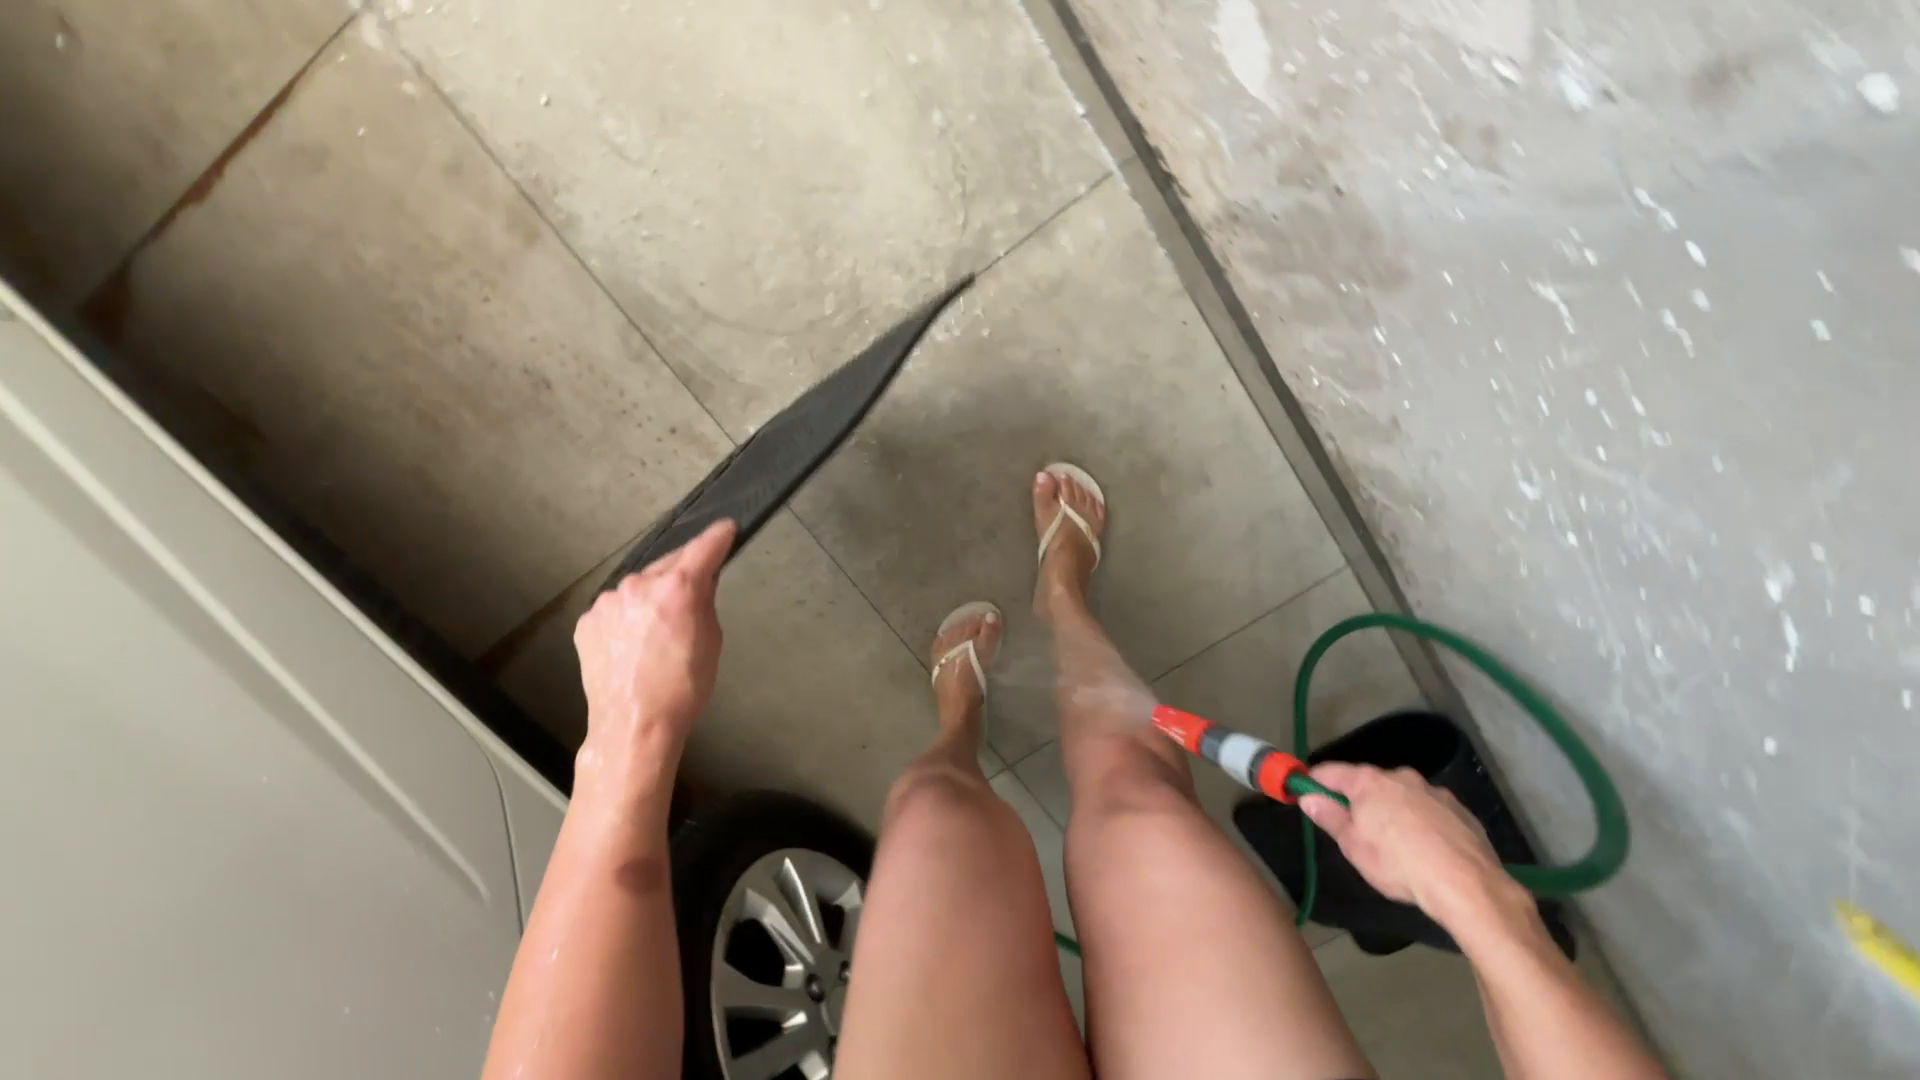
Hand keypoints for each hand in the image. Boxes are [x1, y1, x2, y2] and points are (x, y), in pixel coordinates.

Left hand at [573, 520, 734, 784]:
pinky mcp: (589, 621)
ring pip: (639, 586)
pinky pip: (617, 608)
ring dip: (653, 596)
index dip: (718, 537)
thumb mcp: (712, 639)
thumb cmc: (682, 688)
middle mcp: (639, 586)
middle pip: (668, 564)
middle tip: (695, 593)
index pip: (703, 548)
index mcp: (677, 588)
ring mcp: (609, 602)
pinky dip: (629, 616)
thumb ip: (705, 601)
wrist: (635, 723)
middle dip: (683, 573)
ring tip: (660, 632)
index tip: (726, 528)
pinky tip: (636, 643)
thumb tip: (701, 583)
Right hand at [1300, 764, 1514, 925]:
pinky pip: (1430, 810)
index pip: (1330, 772)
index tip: (1307, 794)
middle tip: (1354, 829)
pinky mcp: (1461, 811)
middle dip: (1358, 800)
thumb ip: (1329, 817)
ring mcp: (1434, 792)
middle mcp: (1401, 777)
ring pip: (1402, 796)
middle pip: (1368, 783)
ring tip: (1394, 843)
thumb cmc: (1397, 864)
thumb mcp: (1353, 846)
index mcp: (1369, 782)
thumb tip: (1308, 797)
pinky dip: (1421, 822)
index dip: (1315, 782)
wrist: (1466, 885)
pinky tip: (1425, 848)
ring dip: (1392, 810)